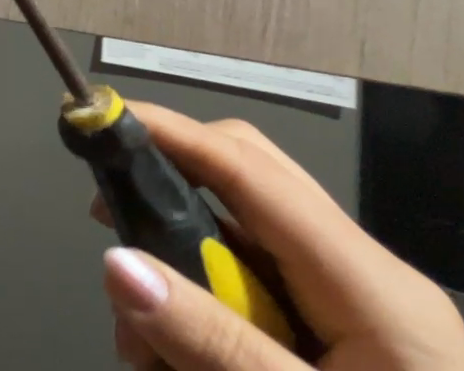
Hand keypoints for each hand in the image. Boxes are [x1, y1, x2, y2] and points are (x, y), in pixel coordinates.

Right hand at [96, 102, 463, 370]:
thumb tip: (115, 261)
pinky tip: (175, 361)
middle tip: (108, 230)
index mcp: (370, 283)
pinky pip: (245, 284)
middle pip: (243, 179)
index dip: (168, 131)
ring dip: (171, 271)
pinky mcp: (334, 332)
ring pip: (231, 234)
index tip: (92, 116)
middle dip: (164, 196)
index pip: (250, 169)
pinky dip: (195, 308)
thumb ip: (216, 344)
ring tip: (144, 352)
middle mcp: (358, 272)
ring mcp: (348, 301)